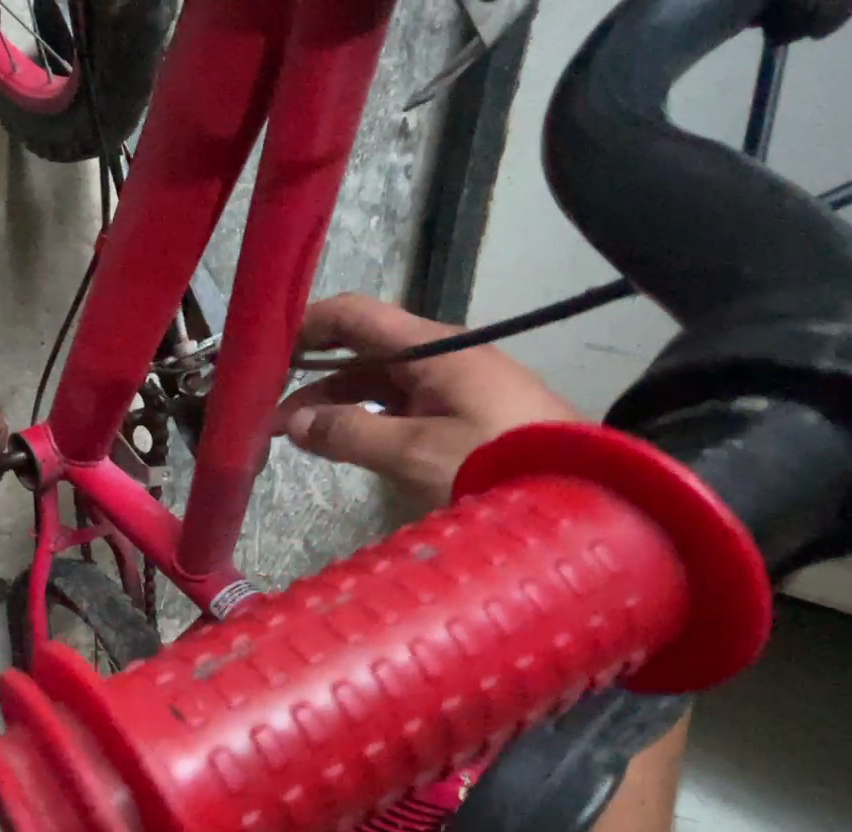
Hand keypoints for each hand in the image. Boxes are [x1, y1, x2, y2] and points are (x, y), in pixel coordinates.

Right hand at [273, 294, 581, 506]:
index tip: (260, 351)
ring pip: (373, 383)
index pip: (353, 316)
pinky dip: (357, 420)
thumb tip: (292, 423)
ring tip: (287, 435)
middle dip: (306, 375)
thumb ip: (349, 434)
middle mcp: (438, 358)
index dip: (304, 324)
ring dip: (328, 403)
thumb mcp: (415, 452)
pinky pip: (393, 406)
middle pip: (358, 351)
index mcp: (432, 350)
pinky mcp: (458, 416)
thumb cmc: (499, 463)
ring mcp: (450, 387)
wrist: (591, 494)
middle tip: (262, 409)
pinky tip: (333, 441)